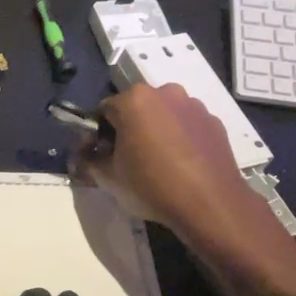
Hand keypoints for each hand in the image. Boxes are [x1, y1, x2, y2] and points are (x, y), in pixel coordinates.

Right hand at [77, 83, 274, 251]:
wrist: (208, 202)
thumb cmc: (150, 185)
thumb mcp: (107, 178)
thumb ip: (89, 161)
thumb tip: (82, 156)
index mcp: (134, 101)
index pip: (103, 110)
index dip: (96, 134)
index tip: (97, 155)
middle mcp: (166, 93)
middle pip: (135, 108)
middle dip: (125, 129)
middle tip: (123, 159)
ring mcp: (193, 105)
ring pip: (162, 115)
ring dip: (152, 132)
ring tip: (153, 163)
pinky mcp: (213, 120)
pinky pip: (185, 125)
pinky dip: (176, 138)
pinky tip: (176, 165)